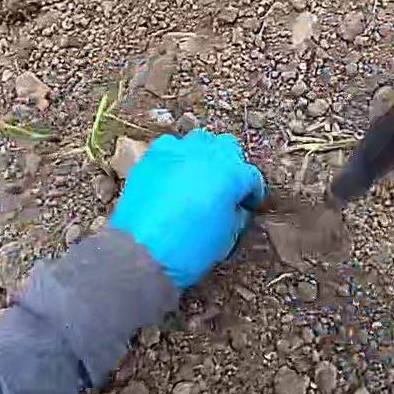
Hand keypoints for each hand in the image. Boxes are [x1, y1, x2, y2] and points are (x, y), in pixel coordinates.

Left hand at [109, 130, 264, 287]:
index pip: (251, 177)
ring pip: (198, 141)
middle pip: (227, 148)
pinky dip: (174, 160)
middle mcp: (207, 154)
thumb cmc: (189, 249)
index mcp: (232, 174)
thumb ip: (237, 215)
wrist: (141, 251)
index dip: (252, 194)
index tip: (246, 207)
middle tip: (222, 190)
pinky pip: (169, 149)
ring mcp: (177, 151)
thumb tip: (236, 208)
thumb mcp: (227, 239)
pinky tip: (170, 180)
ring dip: (202, 157)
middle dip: (229, 166)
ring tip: (196, 179)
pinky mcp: (151, 156)